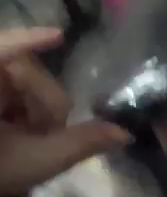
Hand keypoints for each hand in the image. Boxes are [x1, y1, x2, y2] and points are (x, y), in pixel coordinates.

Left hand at [0, 29, 129, 196]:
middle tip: (47, 131)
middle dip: (44, 100)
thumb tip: (124, 131)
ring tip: (34, 136)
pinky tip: (27, 131)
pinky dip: (26, 112)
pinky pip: (11, 98)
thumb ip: (82, 142)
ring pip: (19, 88)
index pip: (2, 52)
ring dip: (36, 110)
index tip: (59, 36)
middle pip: (22, 74)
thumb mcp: (39, 160)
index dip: (26, 39)